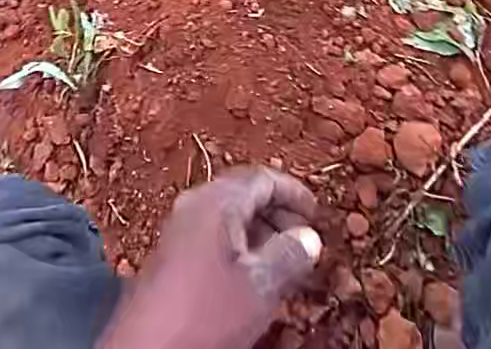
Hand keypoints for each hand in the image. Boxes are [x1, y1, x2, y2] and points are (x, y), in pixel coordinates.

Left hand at [99, 169, 322, 348]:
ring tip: (286, 263)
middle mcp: (196, 202)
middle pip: (245, 192)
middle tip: (305, 240)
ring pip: (230, 215)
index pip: (262, 178)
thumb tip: (309, 237)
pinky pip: (215, 232)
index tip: (317, 213)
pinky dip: (241, 244)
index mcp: (217, 200)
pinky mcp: (173, 251)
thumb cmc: (206, 313)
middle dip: (279, 213)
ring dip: (261, 232)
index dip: (294, 192)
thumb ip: (288, 256)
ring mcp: (181, 225)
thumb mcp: (259, 287)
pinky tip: (253, 275)